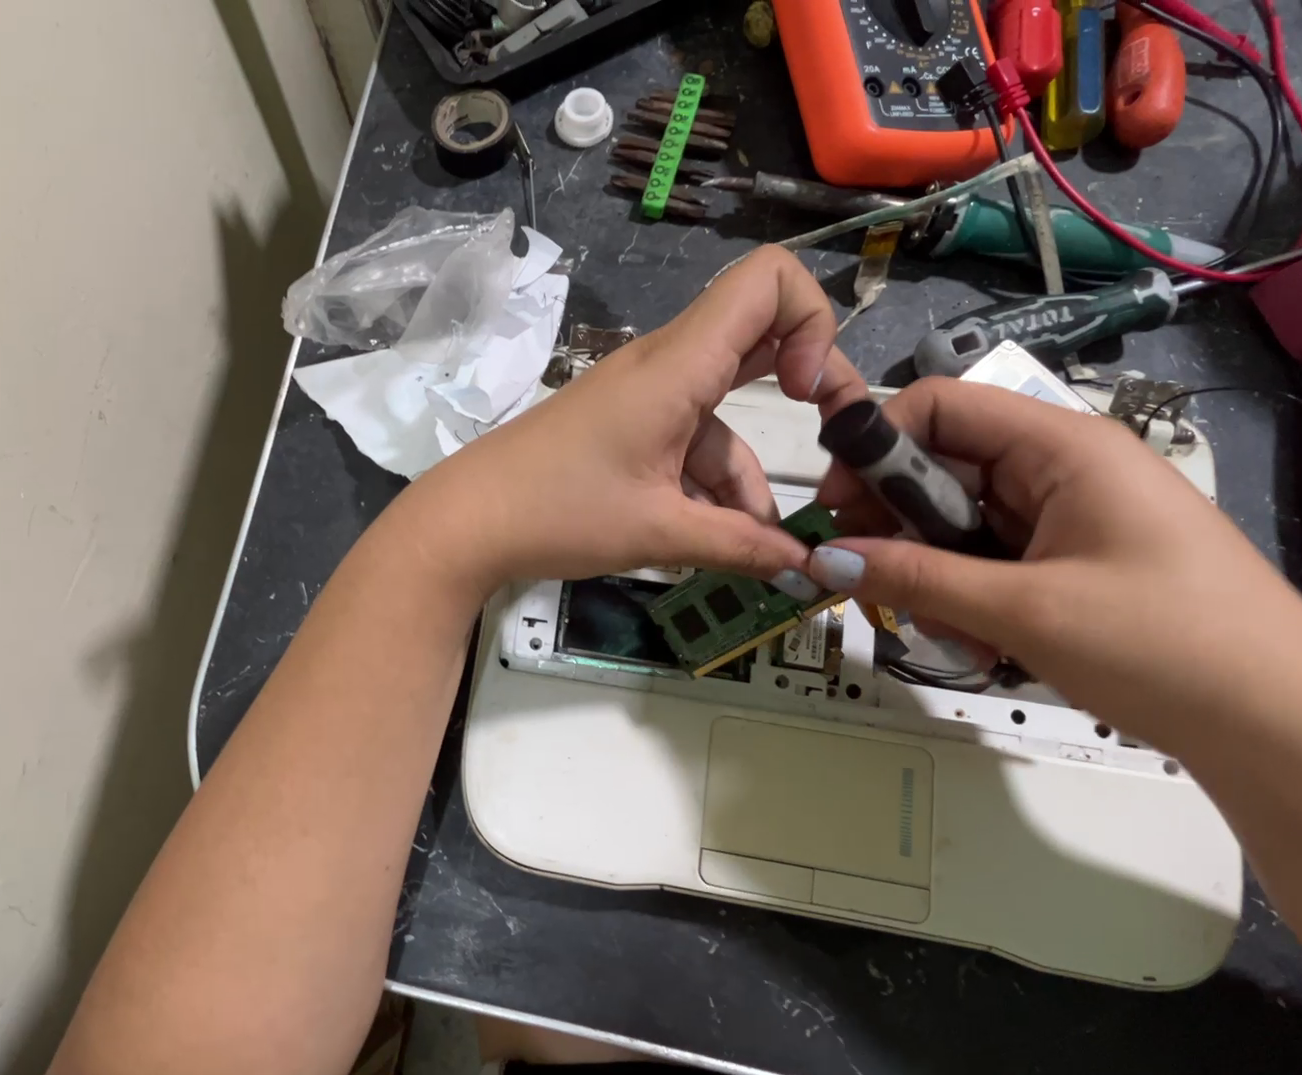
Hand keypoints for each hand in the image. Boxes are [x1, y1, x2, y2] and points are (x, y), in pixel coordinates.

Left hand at [388, 246, 866, 599]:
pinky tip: (717, 539)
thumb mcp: (659, 533)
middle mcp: (665, 365)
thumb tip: (807, 567)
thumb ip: (740, 545)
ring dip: (744, 478)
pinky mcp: (623, 427)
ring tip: (754, 548)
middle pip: (757, 338)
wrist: (466, 522)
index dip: (812, 320)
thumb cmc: (559, 513)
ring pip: (722, 415)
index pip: (768, 279)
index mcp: (677, 365)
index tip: (811, 394)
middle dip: (806, 391)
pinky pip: (687, 440)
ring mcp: (642, 396)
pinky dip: (708, 484)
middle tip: (835, 449)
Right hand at [806, 377, 1301, 745]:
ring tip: (944, 631)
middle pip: (940, 468)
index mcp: (1060, 447)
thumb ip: (914, 577)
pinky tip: (977, 645)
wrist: (1287, 732)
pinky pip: (986, 560)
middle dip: (896, 526)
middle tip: (870, 581)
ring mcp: (1066, 517)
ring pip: (956, 523)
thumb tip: (824, 557)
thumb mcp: (1022, 610)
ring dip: (930, 573)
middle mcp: (1060, 469)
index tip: (837, 506)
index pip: (938, 405)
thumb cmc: (1165, 647)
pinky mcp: (1069, 561)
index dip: (875, 443)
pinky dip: (963, 597)